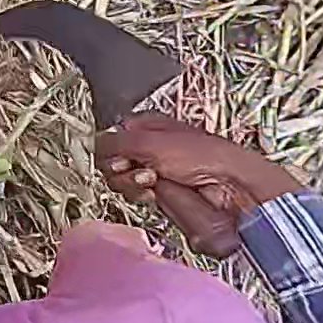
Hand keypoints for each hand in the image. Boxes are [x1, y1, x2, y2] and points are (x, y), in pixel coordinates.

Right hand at [96, 114, 304, 255]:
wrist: (231, 189)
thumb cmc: (201, 156)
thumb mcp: (150, 142)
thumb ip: (113, 141)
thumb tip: (91, 144)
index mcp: (148, 127)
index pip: (111, 135)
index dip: (111, 147)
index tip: (120, 155)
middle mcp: (149, 148)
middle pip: (112, 160)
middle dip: (121, 168)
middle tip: (141, 171)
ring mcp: (154, 171)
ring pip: (120, 180)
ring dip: (131, 184)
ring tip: (153, 182)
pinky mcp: (159, 194)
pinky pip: (135, 195)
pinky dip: (141, 195)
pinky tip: (155, 194)